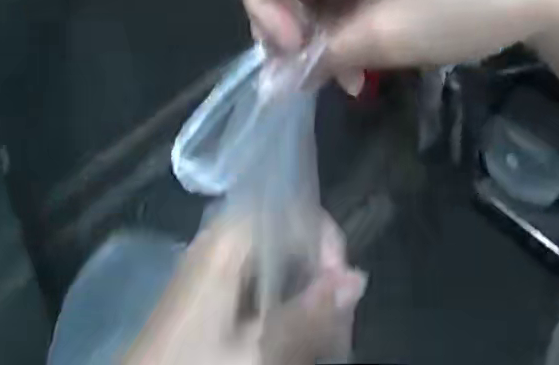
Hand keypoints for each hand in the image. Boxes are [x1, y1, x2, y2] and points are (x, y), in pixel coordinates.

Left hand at [122, 218, 365, 364]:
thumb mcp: (257, 353)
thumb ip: (308, 315)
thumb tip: (357, 276)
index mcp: (227, 239)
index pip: (290, 208)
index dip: (324, 239)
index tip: (342, 287)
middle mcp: (216, 240)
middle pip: (282, 232)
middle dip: (315, 269)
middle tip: (335, 323)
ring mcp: (206, 266)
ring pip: (269, 260)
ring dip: (299, 291)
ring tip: (319, 336)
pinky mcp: (201, 295)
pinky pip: (251, 281)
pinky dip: (276, 303)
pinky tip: (286, 339)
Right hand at [238, 0, 558, 79]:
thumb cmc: (465, 6)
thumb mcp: (388, 37)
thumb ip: (324, 56)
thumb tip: (277, 82)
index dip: (259, 1)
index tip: (291, 48)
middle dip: (284, 19)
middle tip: (308, 67)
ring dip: (311, 27)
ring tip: (341, 73)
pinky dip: (335, 20)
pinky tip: (356, 59)